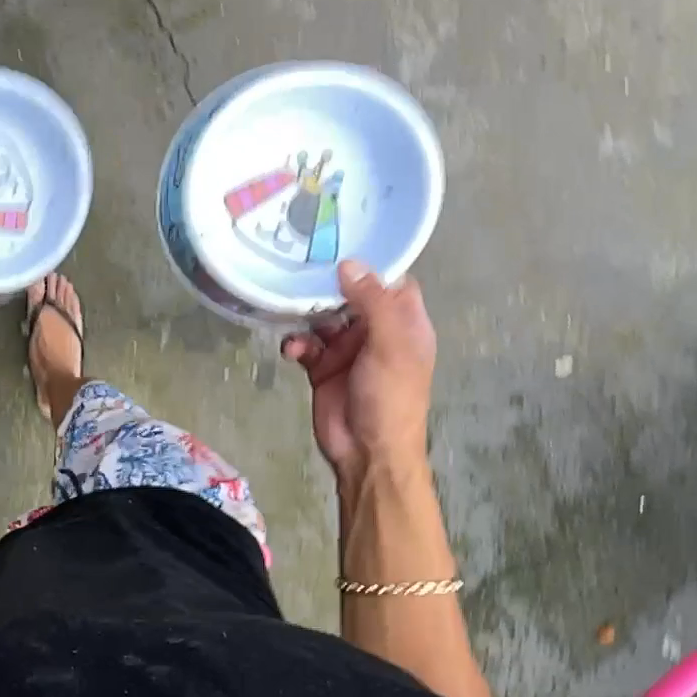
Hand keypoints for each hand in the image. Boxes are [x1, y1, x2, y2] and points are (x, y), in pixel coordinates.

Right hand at [281, 260, 435, 482]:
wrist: (366, 450)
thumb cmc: (391, 397)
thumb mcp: (389, 345)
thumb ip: (372, 303)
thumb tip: (348, 265)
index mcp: (404, 324)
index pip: (391, 282)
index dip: (371, 266)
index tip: (340, 245)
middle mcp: (376, 332)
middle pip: (350, 296)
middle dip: (327, 287)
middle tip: (301, 272)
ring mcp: (348, 350)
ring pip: (322, 318)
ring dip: (306, 316)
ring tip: (291, 314)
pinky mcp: (322, 367)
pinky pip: (304, 344)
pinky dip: (295, 344)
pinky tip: (291, 351)